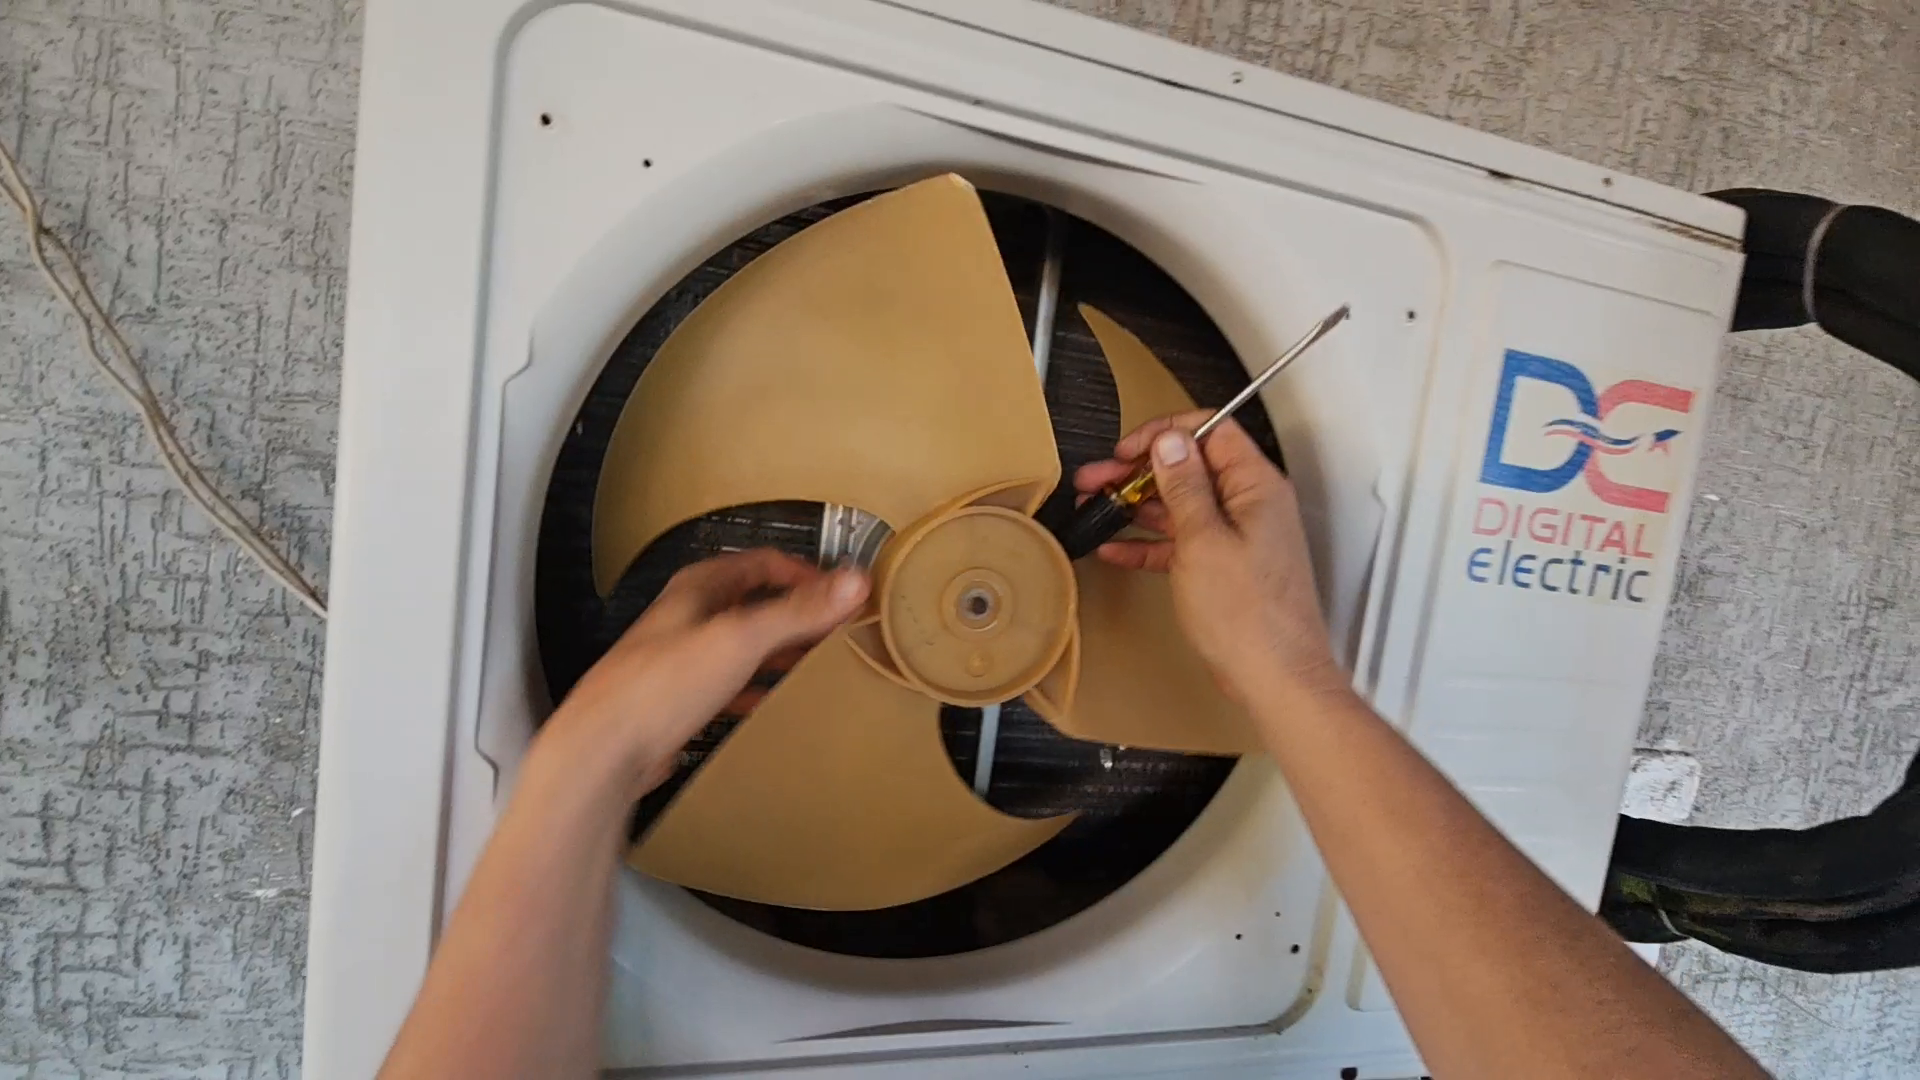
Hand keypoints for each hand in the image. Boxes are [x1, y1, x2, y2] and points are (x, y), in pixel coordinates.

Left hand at [538, 549, 869, 796]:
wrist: (602, 752)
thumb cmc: (663, 686)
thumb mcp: (740, 639)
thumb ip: (799, 610)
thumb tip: (855, 580)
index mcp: (700, 588)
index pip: (765, 563)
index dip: (807, 574)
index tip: (841, 596)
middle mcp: (690, 615)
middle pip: (755, 602)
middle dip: (797, 614)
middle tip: (836, 631)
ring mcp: (681, 656)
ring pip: (743, 642)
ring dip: (779, 649)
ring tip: (816, 663)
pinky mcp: (677, 697)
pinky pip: (728, 682)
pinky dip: (755, 685)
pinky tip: (771, 700)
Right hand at [1073, 414, 1344, 704]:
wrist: (1273, 677)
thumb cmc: (1248, 616)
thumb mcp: (1203, 540)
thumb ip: (1184, 487)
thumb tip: (1170, 442)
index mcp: (1255, 487)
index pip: (1211, 431)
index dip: (1164, 434)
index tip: (1127, 451)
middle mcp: (1248, 505)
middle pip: (1187, 468)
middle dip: (1137, 471)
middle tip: (1096, 479)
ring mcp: (1235, 536)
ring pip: (1178, 505)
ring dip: (1135, 505)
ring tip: (1095, 506)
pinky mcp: (1222, 566)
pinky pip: (1179, 541)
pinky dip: (1147, 543)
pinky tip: (1114, 548)